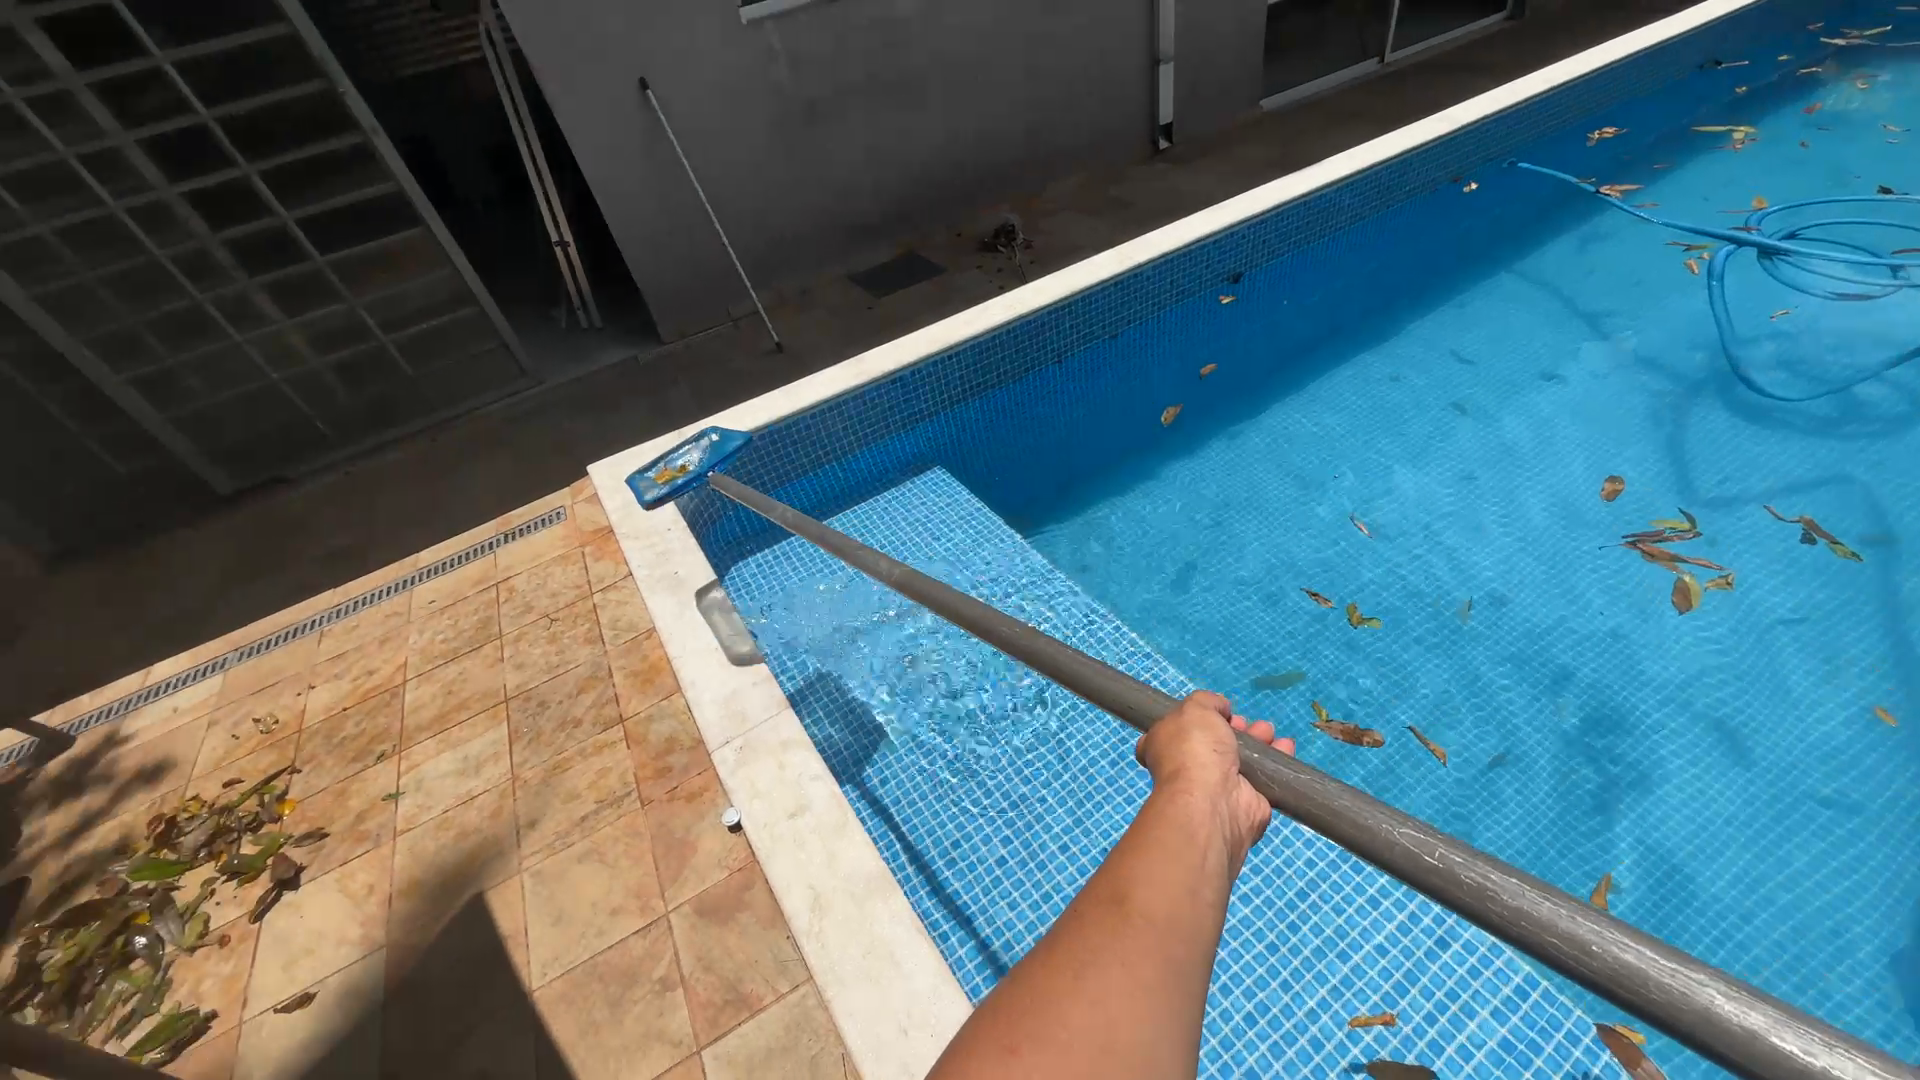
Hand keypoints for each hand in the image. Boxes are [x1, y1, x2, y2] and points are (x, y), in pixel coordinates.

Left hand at [1135, 691, 1294, 862]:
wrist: (1214, 799)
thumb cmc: (1194, 748)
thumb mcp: (1194, 708)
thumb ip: (1207, 701)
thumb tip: (1220, 708)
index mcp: (1164, 745)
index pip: (1178, 729)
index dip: (1198, 717)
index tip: (1217, 712)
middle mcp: (1187, 765)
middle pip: (1215, 741)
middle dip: (1234, 727)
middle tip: (1245, 723)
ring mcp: (1216, 784)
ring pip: (1241, 756)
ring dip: (1258, 739)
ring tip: (1267, 731)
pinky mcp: (1246, 798)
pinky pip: (1263, 773)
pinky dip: (1276, 757)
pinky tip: (1285, 745)